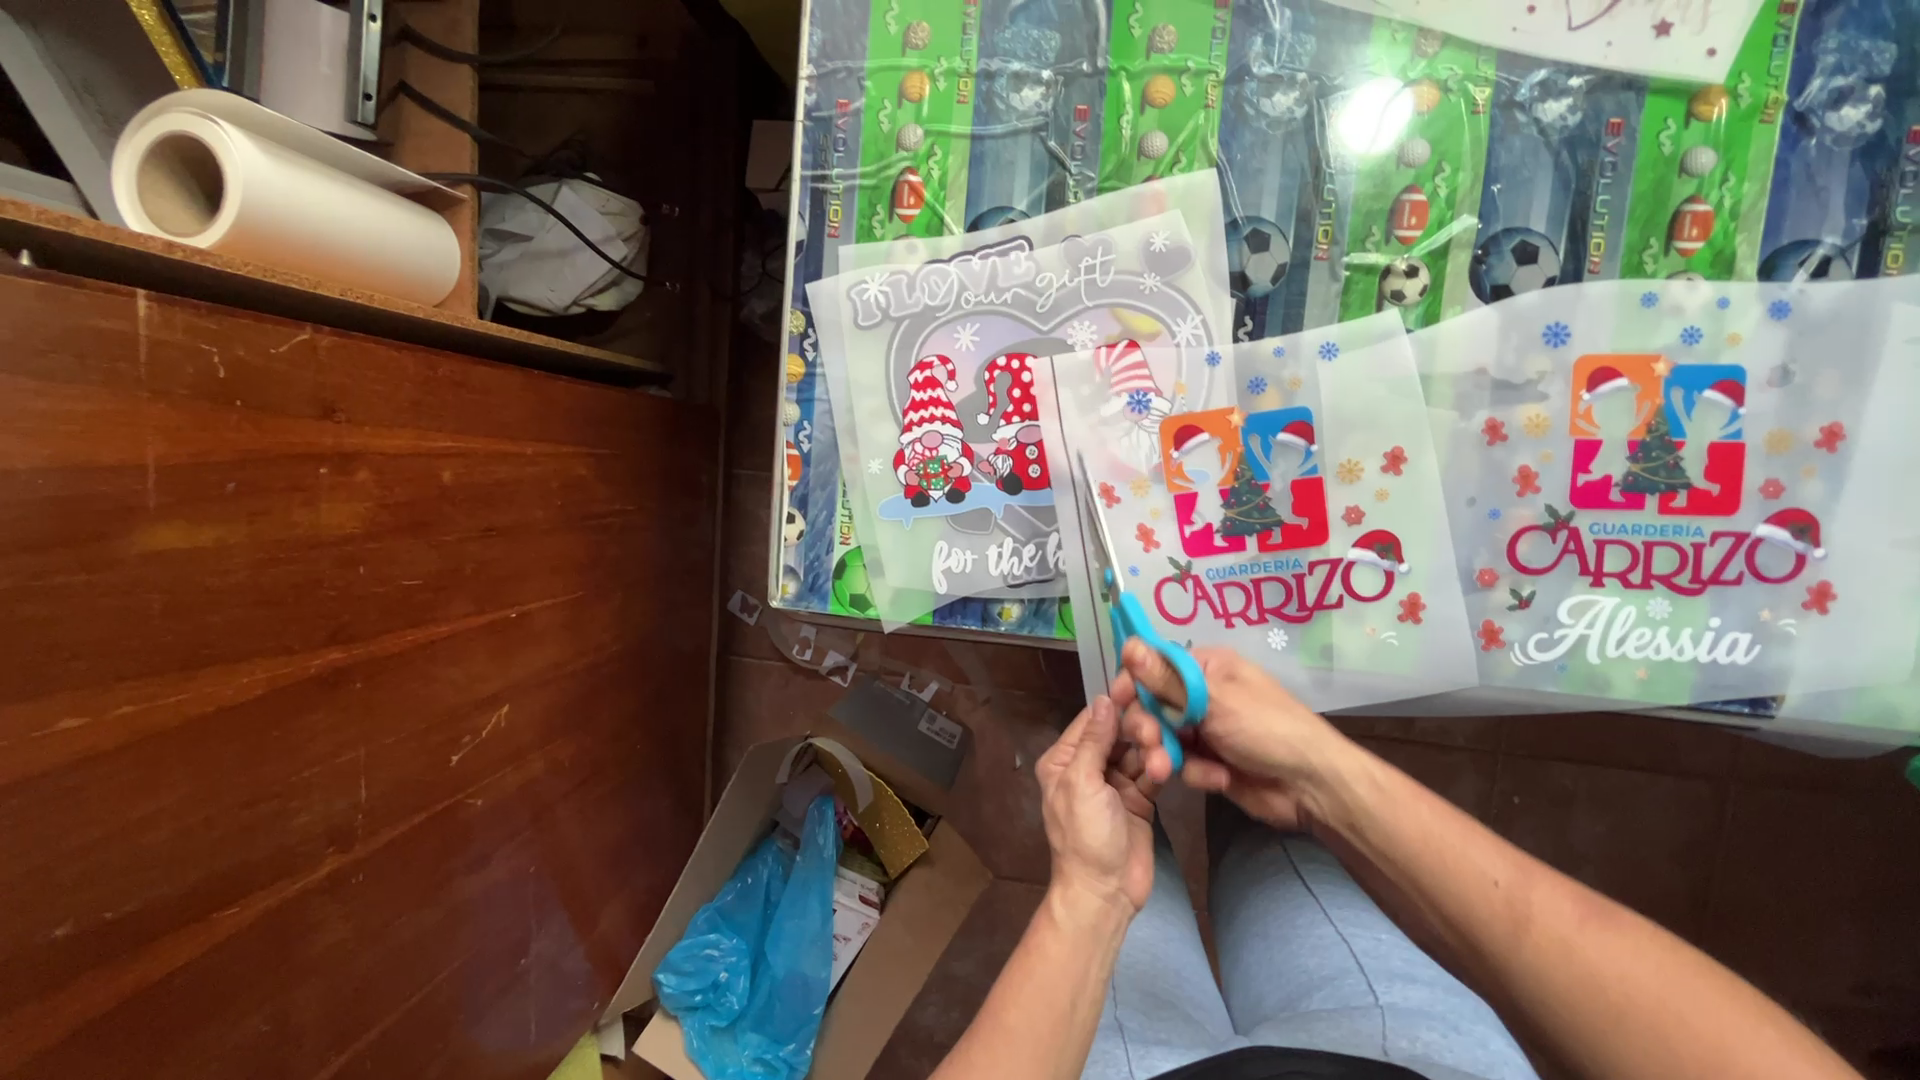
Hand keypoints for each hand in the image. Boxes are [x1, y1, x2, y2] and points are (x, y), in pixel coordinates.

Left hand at [1035, 695, 1157, 915]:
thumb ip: (1093, 741)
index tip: (1140, 685)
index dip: (1114, 704)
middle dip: (1138, 729)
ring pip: (1138, 752)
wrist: (1104, 892)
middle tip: (1157, 729)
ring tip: (1164, 756)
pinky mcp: (1138, 799)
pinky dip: (1161, 768)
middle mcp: (1088, 766)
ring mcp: (1115, 783)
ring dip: (1152, 750)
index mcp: (1064, 760)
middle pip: (1117, 734)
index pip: (1091, 721)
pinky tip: (1172, 763)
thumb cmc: (1083, 836)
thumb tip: (1104, 700)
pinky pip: (1151, 773)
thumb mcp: (1081, 783)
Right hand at [1112, 640, 1350, 831]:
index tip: (1116, 703)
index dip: (1133, 683)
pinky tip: (1216, 779)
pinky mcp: (1207, 761)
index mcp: (1205, 668)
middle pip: (1152, 704)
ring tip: (1166, 770)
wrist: (1311, 786)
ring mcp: (1204, 729)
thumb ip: (1166, 679)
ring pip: (1162, 736)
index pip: (1154, 666)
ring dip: (1163, 753)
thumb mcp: (1213, 701)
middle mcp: (1201, 694)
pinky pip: (1181, 762)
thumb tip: (1129, 644)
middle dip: (1147, 725)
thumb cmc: (1266, 729)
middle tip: (1148, 742)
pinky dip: (1193, 772)